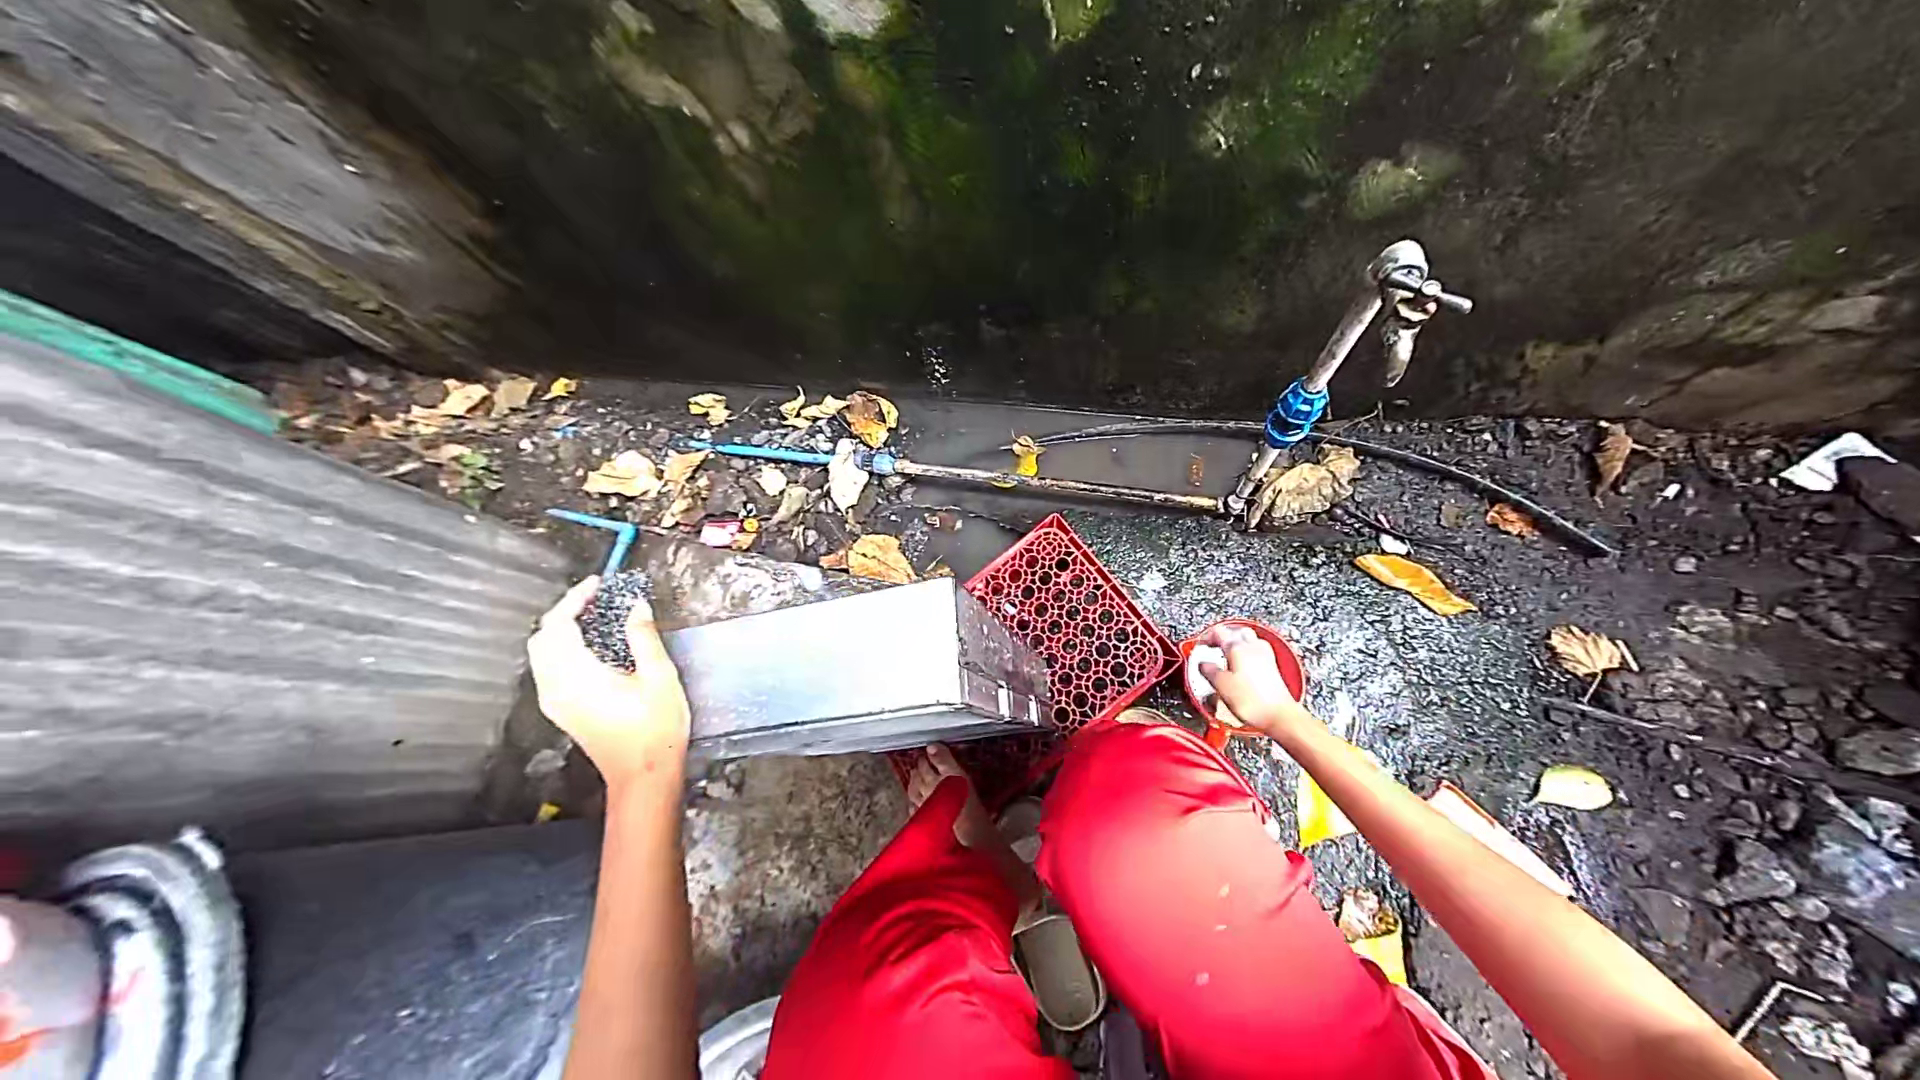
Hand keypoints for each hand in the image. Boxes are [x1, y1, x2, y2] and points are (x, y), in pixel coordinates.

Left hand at [527, 576, 690, 790]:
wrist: (643, 774)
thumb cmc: (655, 730)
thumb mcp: (659, 677)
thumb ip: (643, 637)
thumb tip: (636, 607)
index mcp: (578, 677)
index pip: (559, 625)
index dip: (575, 599)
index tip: (596, 585)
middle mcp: (557, 689)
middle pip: (543, 638)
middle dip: (564, 612)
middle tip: (595, 598)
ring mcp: (556, 702)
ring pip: (542, 654)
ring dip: (561, 630)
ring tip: (594, 616)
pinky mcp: (562, 710)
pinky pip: (549, 669)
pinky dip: (562, 648)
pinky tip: (591, 646)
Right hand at [1195, 625, 1323, 745]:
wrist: (1280, 716)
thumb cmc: (1253, 701)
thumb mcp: (1221, 685)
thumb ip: (1209, 671)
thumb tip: (1203, 665)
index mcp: (1238, 648)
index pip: (1219, 632)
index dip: (1206, 636)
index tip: (1201, 645)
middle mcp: (1253, 647)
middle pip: (1237, 631)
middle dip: (1223, 635)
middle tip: (1213, 645)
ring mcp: (1266, 656)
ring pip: (1249, 639)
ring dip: (1236, 642)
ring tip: (1226, 653)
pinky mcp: (1272, 667)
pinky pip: (1257, 651)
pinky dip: (1246, 652)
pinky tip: (1242, 664)